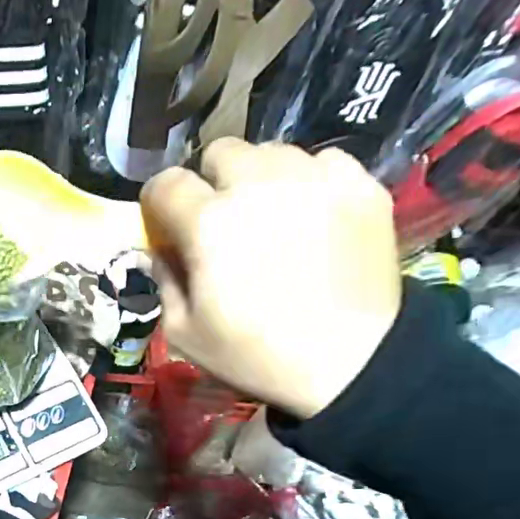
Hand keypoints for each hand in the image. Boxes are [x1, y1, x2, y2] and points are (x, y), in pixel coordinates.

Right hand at [140, 139, 402, 418]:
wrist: (352, 365)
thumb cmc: (260, 358)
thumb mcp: (187, 336)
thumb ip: (165, 282)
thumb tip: (161, 251)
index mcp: (209, 223)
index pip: (166, 184)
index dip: (161, 205)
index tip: (170, 225)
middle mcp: (258, 184)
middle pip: (220, 153)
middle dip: (214, 183)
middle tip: (228, 222)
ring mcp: (313, 178)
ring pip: (272, 152)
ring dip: (263, 179)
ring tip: (276, 219)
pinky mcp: (358, 184)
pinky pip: (324, 161)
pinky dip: (312, 183)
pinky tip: (317, 220)